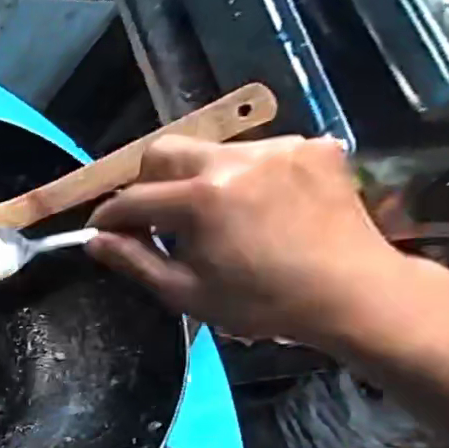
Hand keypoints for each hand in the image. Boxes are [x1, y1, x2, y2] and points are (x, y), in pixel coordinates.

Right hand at [86, 135, 448, 351]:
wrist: (354, 293)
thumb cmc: (260, 301)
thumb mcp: (184, 290)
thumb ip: (133, 260)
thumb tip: (94, 239)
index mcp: (202, 198)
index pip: (132, 198)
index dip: (108, 216)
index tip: (102, 230)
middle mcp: (236, 160)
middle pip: (163, 151)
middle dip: (146, 183)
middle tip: (152, 216)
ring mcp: (278, 148)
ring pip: (208, 150)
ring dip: (194, 179)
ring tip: (210, 214)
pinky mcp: (311, 147)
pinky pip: (253, 152)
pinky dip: (239, 176)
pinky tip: (251, 205)